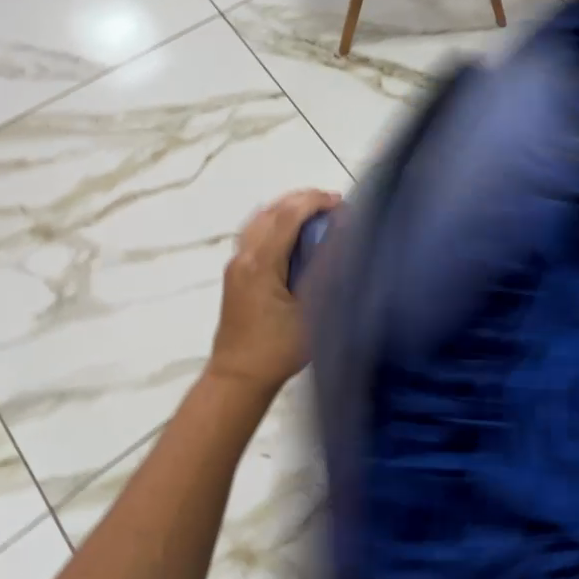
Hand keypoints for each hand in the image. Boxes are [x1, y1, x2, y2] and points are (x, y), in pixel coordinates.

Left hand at [206, 189, 341, 393]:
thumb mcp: (310, 312)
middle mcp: (244, 256)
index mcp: (261, 263)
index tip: (342, 203)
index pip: (288, 214)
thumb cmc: (278, 349)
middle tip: (335, 206)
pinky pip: (255, 230)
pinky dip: (277, 220)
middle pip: (273, 209)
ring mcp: (236, 263)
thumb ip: (324, 272)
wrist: (237, 378)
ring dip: (289, 208)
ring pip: (261, 217)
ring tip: (317, 213)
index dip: (316, 201)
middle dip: (304, 199)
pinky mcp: (236, 272)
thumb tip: (343, 241)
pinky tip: (294, 232)